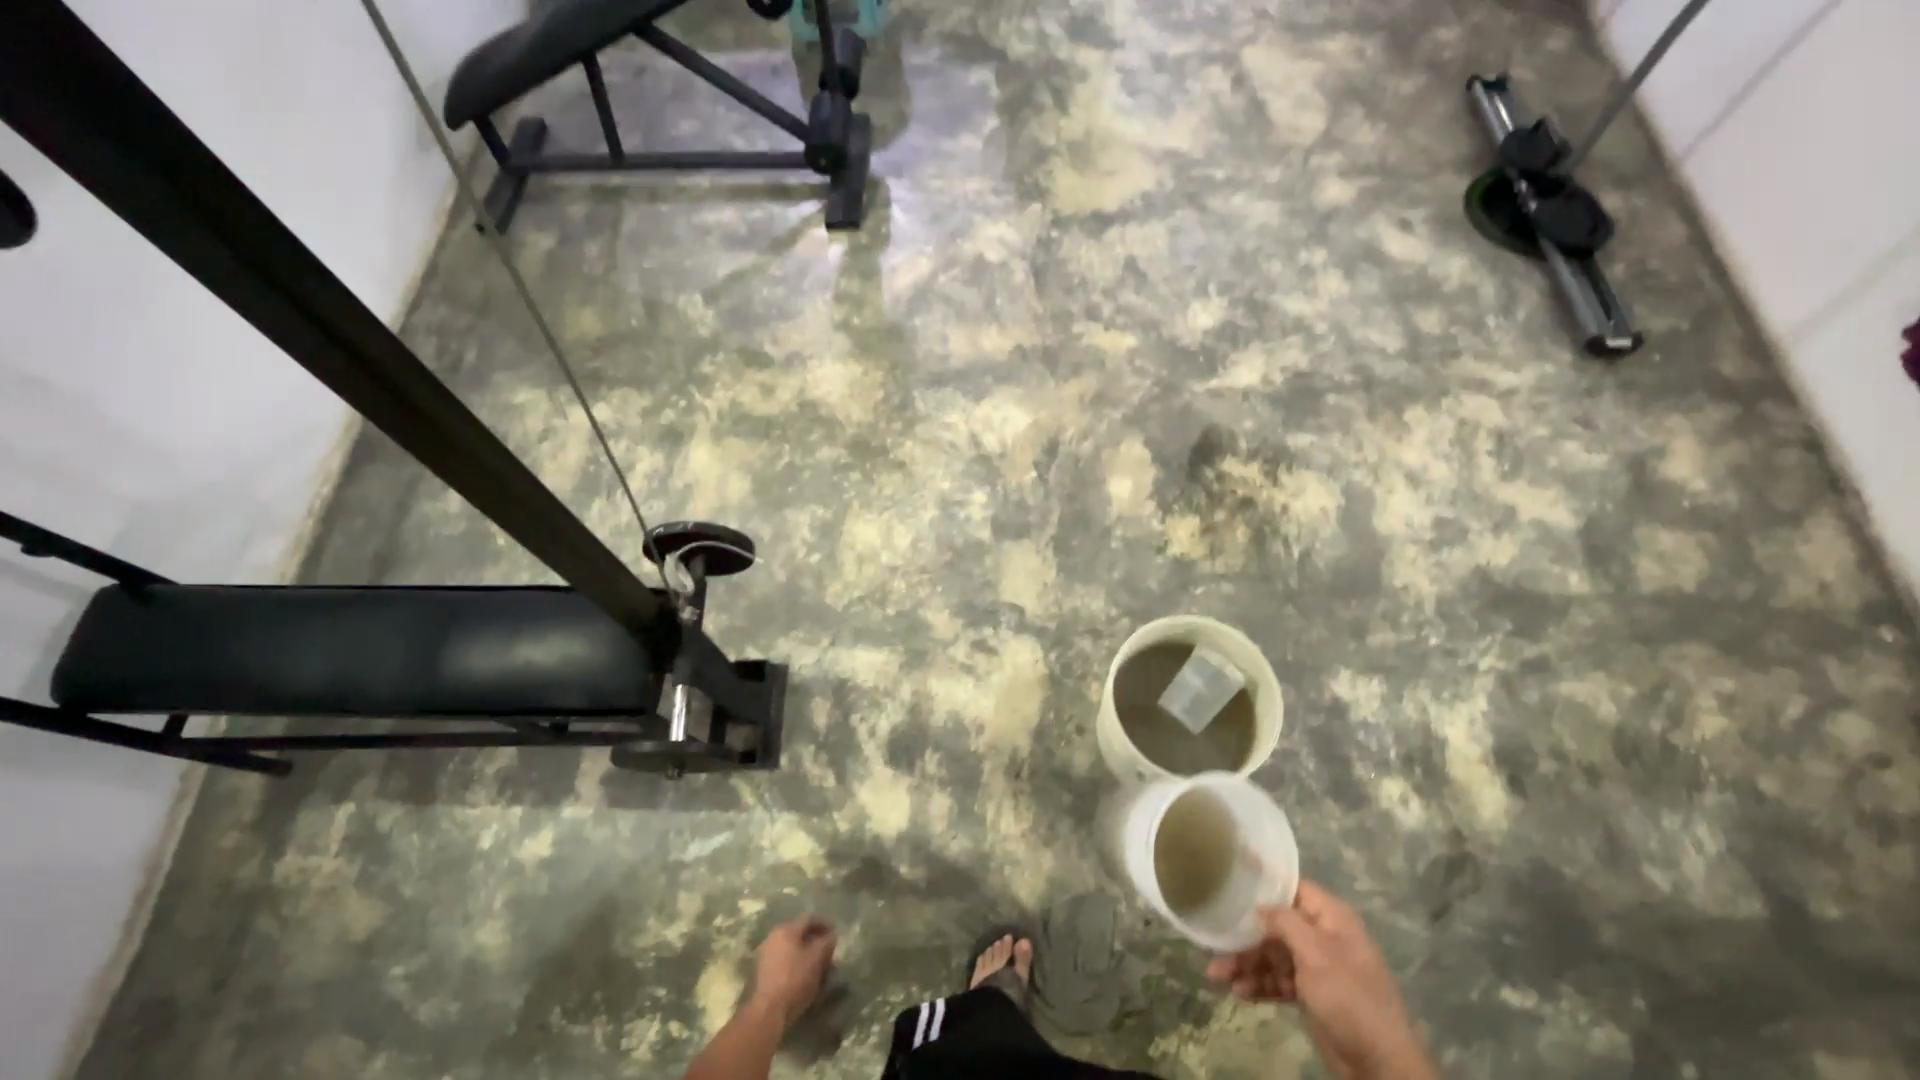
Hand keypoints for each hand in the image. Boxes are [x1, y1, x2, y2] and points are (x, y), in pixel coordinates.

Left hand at [750, 916, 836, 1027]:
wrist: (769, 1009)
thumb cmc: (796, 979)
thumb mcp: (817, 959)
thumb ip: (826, 943)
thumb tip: (831, 936)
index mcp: (786, 930)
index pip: (809, 918)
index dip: (824, 923)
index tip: (835, 933)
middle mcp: (773, 936)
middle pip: (798, 931)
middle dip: (815, 938)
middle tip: (827, 949)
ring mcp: (766, 952)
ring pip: (791, 945)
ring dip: (805, 950)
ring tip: (818, 963)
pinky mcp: (763, 968)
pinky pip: (783, 957)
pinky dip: (795, 960)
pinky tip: (804, 972)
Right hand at [1208, 880, 1434, 1079]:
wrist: (1378, 1062)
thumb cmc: (1349, 998)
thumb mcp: (1316, 954)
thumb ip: (1285, 923)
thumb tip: (1259, 907)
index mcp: (1331, 919)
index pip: (1294, 889)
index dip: (1264, 885)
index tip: (1231, 883)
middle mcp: (1323, 938)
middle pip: (1277, 927)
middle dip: (1246, 937)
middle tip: (1215, 948)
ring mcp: (1317, 968)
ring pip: (1273, 956)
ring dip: (1247, 965)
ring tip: (1217, 978)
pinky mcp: (1311, 995)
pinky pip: (1279, 981)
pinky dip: (1260, 985)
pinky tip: (1239, 993)